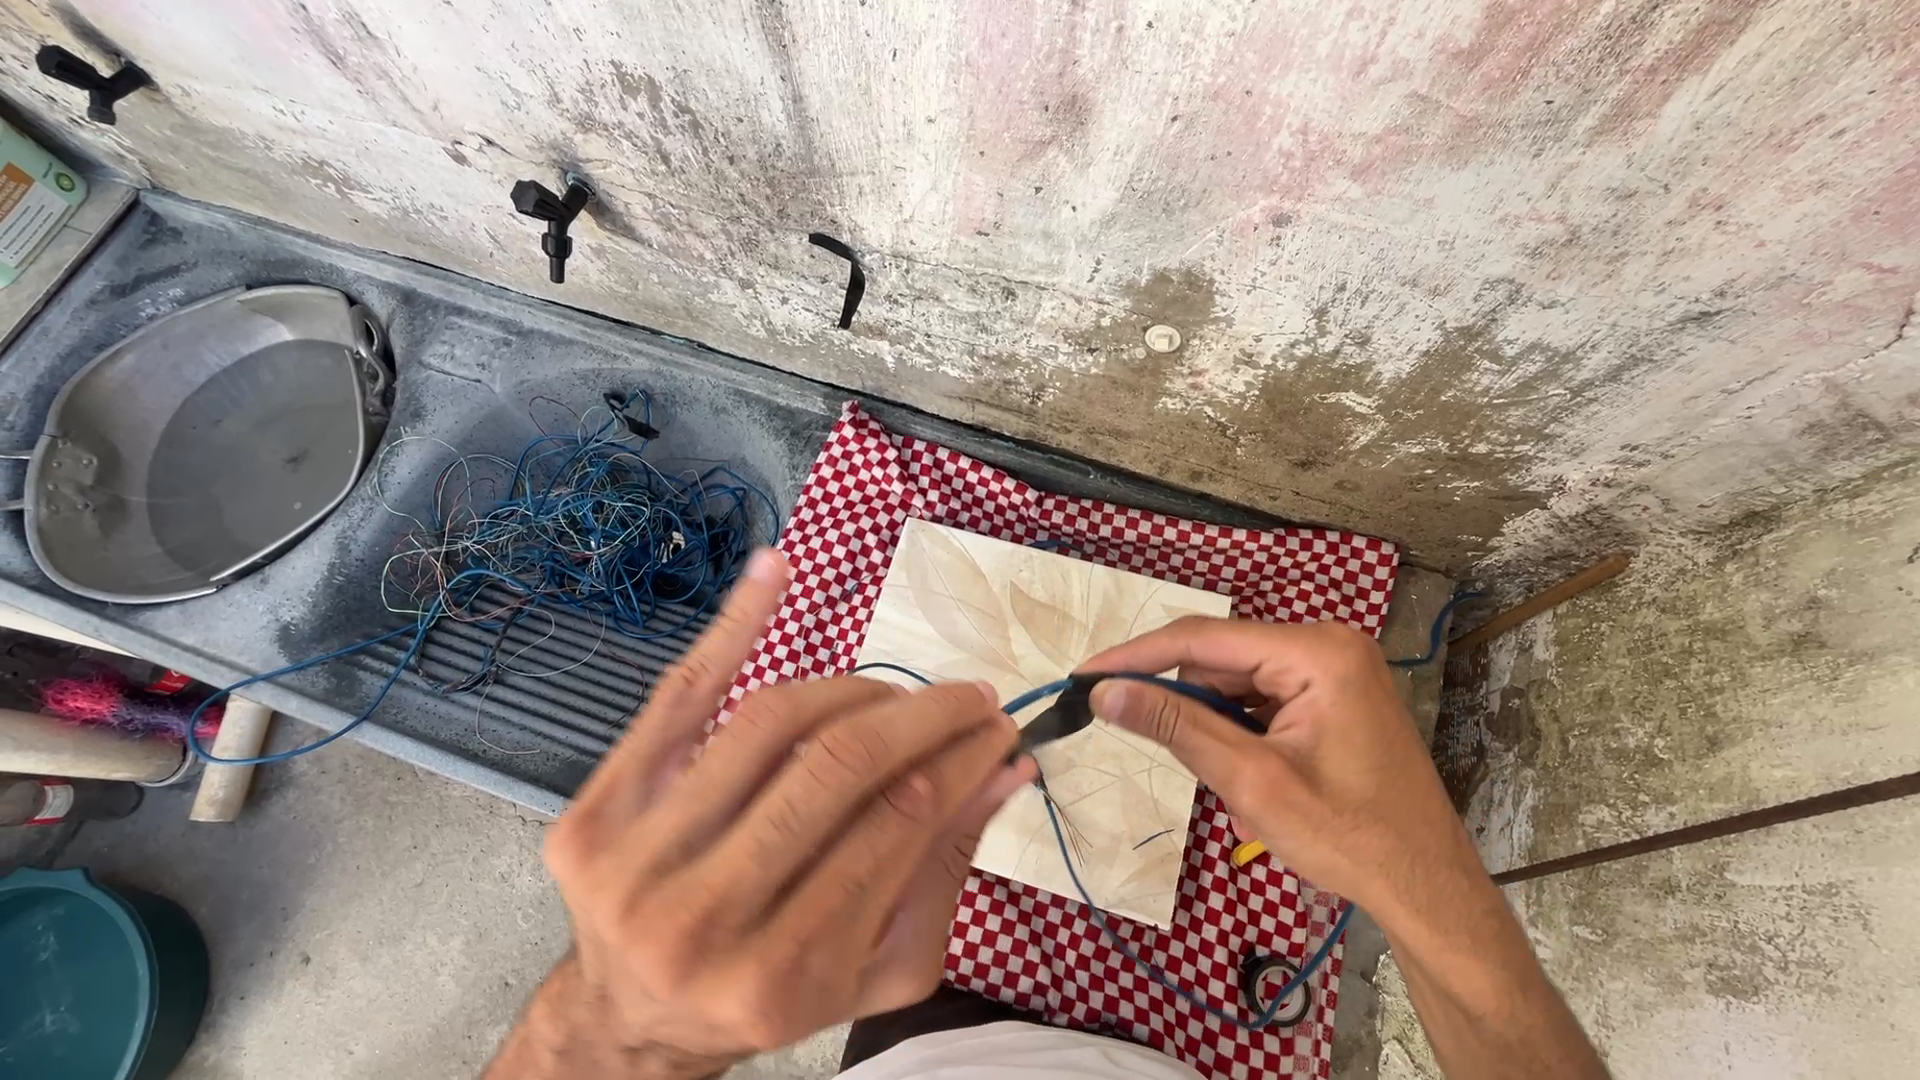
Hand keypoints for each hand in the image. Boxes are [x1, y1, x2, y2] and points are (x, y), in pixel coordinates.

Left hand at [488, 550, 1035, 1078]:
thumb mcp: (877, 969)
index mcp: (783, 976)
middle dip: (924, 717)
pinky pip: (678, 695)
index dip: (960, 762)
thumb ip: (942, 870)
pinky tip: (774, 570)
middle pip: (837, 766)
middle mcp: (702, 918)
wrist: (632, 1018)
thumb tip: (1005, 769)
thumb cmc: (770, 996)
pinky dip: (733, 625)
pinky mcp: (600, 806)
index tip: (997, 731)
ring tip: (896, 695)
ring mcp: (637, 854)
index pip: (897, 825)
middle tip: (969, 698)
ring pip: (772, 721)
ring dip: (856, 689)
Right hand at [1080, 617, 1483, 928]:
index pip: (1200, 639)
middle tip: (1181, 758)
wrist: (1429, 890)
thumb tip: (1103, 691)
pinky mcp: (1331, 694)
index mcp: (1314, 651)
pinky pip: (1259, 697)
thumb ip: (1174, 727)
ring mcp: (1332, 668)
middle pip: (1218, 660)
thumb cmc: (1348, 837)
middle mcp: (1324, 644)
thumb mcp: (1250, 781)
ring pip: (1234, 681)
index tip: (1082, 675)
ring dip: (1215, 726)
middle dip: (1188, 706)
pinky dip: (1239, 731)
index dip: (1134, 656)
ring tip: (1237, 785)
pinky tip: (1252, 774)